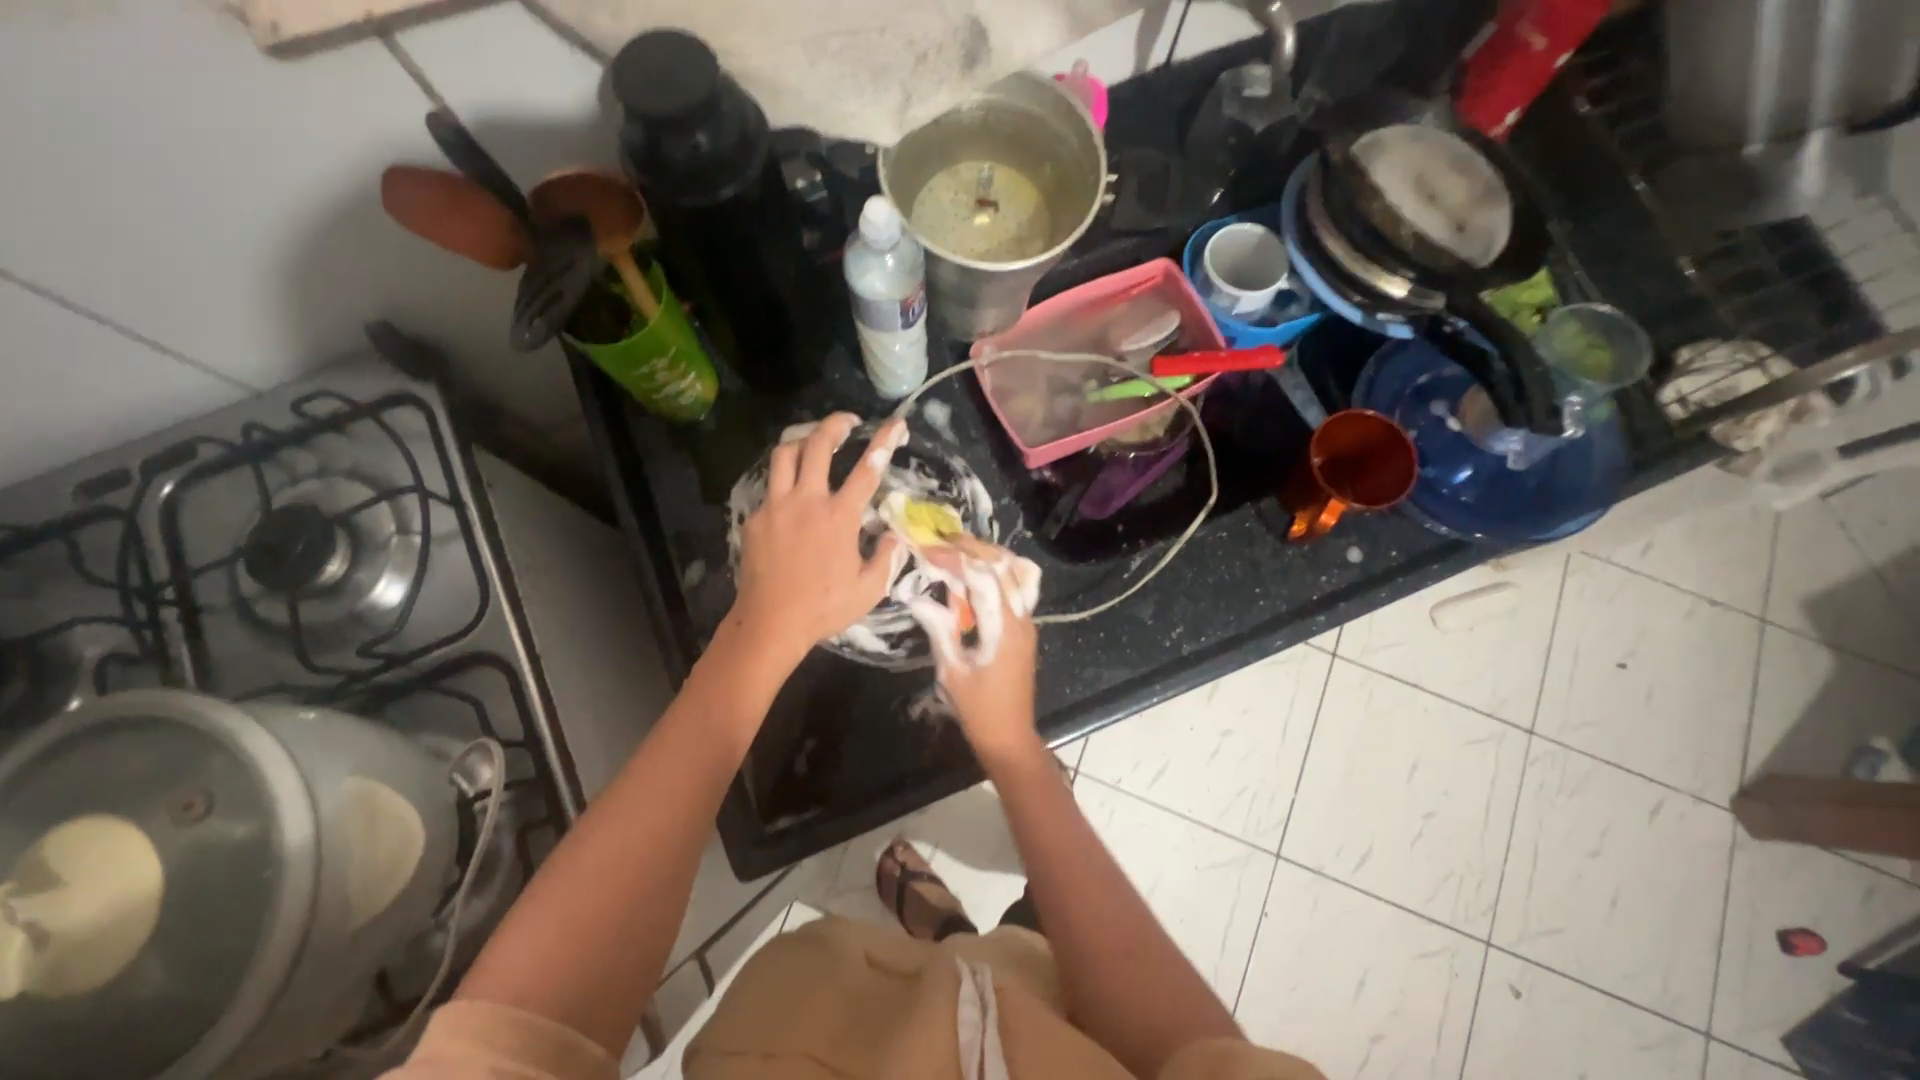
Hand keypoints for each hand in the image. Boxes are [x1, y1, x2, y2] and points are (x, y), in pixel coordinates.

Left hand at [727, 413, 904, 664]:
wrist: (770, 622)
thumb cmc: (824, 608)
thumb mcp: (869, 590)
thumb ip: (886, 559)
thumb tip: (893, 536)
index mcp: (840, 516)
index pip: (868, 468)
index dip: (885, 441)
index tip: (896, 423)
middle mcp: (807, 501)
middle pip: (818, 445)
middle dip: (835, 424)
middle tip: (847, 421)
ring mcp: (776, 506)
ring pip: (785, 455)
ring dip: (802, 441)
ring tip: (812, 443)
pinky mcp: (756, 518)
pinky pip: (770, 487)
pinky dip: (783, 480)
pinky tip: (791, 494)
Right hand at [907, 537, 1042, 761]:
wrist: (1010, 736)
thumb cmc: (978, 709)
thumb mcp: (951, 671)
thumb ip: (938, 629)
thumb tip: (915, 596)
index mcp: (1003, 629)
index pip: (982, 578)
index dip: (955, 558)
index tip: (929, 550)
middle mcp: (1021, 619)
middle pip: (1004, 567)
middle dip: (974, 548)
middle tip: (943, 540)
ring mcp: (1027, 622)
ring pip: (1017, 573)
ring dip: (989, 556)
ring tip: (960, 550)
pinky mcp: (1025, 629)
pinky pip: (1019, 588)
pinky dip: (999, 572)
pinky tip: (976, 574)